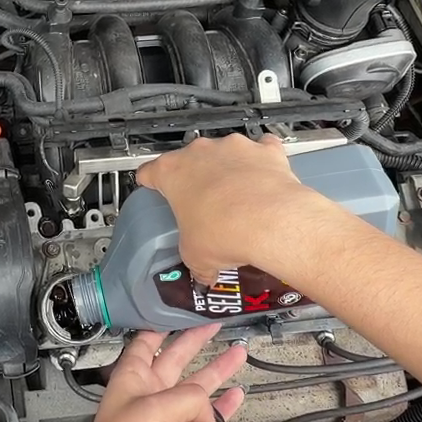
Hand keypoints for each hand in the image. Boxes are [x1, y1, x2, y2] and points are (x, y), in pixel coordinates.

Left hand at [58, 326, 246, 421]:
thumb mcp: (154, 411)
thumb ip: (188, 398)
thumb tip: (210, 406)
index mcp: (132, 378)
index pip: (147, 341)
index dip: (164, 324)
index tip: (184, 309)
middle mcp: (147, 396)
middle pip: (176, 360)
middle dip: (196, 343)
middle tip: (217, 326)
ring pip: (196, 391)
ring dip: (216, 373)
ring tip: (239, 355)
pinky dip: (222, 409)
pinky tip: (236, 398)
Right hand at [138, 134, 337, 283]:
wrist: (272, 224)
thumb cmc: (227, 231)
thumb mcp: (196, 255)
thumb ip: (194, 261)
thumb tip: (203, 274)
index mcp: (172, 171)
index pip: (149, 171)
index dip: (151, 183)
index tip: (155, 189)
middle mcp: (200, 152)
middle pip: (188, 161)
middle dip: (194, 179)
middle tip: (202, 206)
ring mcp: (233, 147)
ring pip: (224, 152)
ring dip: (228, 169)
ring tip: (238, 198)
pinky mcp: (264, 151)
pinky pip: (261, 148)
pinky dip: (262, 161)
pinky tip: (265, 179)